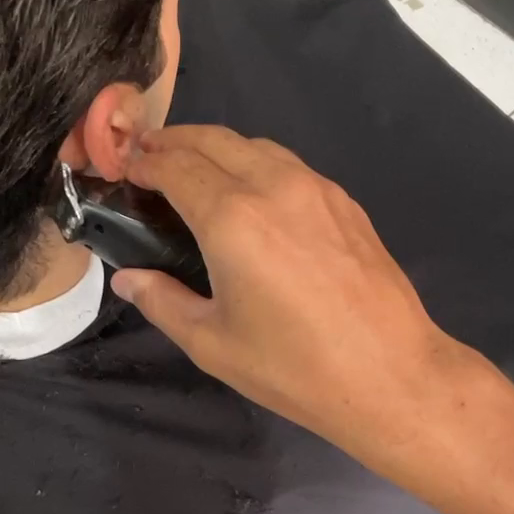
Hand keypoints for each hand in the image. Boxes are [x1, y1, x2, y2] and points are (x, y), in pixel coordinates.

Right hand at [111, 125, 495, 476]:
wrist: (390, 375)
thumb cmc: (292, 367)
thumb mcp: (211, 344)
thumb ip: (161, 302)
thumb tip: (128, 279)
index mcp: (232, 219)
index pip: (176, 166)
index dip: (144, 163)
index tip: (123, 170)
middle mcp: (274, 187)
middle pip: (213, 139)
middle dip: (173, 141)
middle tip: (146, 159)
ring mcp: (316, 189)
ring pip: (254, 144)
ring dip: (215, 147)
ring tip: (192, 170)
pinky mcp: (344, 202)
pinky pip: (288, 165)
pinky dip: (254, 163)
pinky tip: (248, 194)